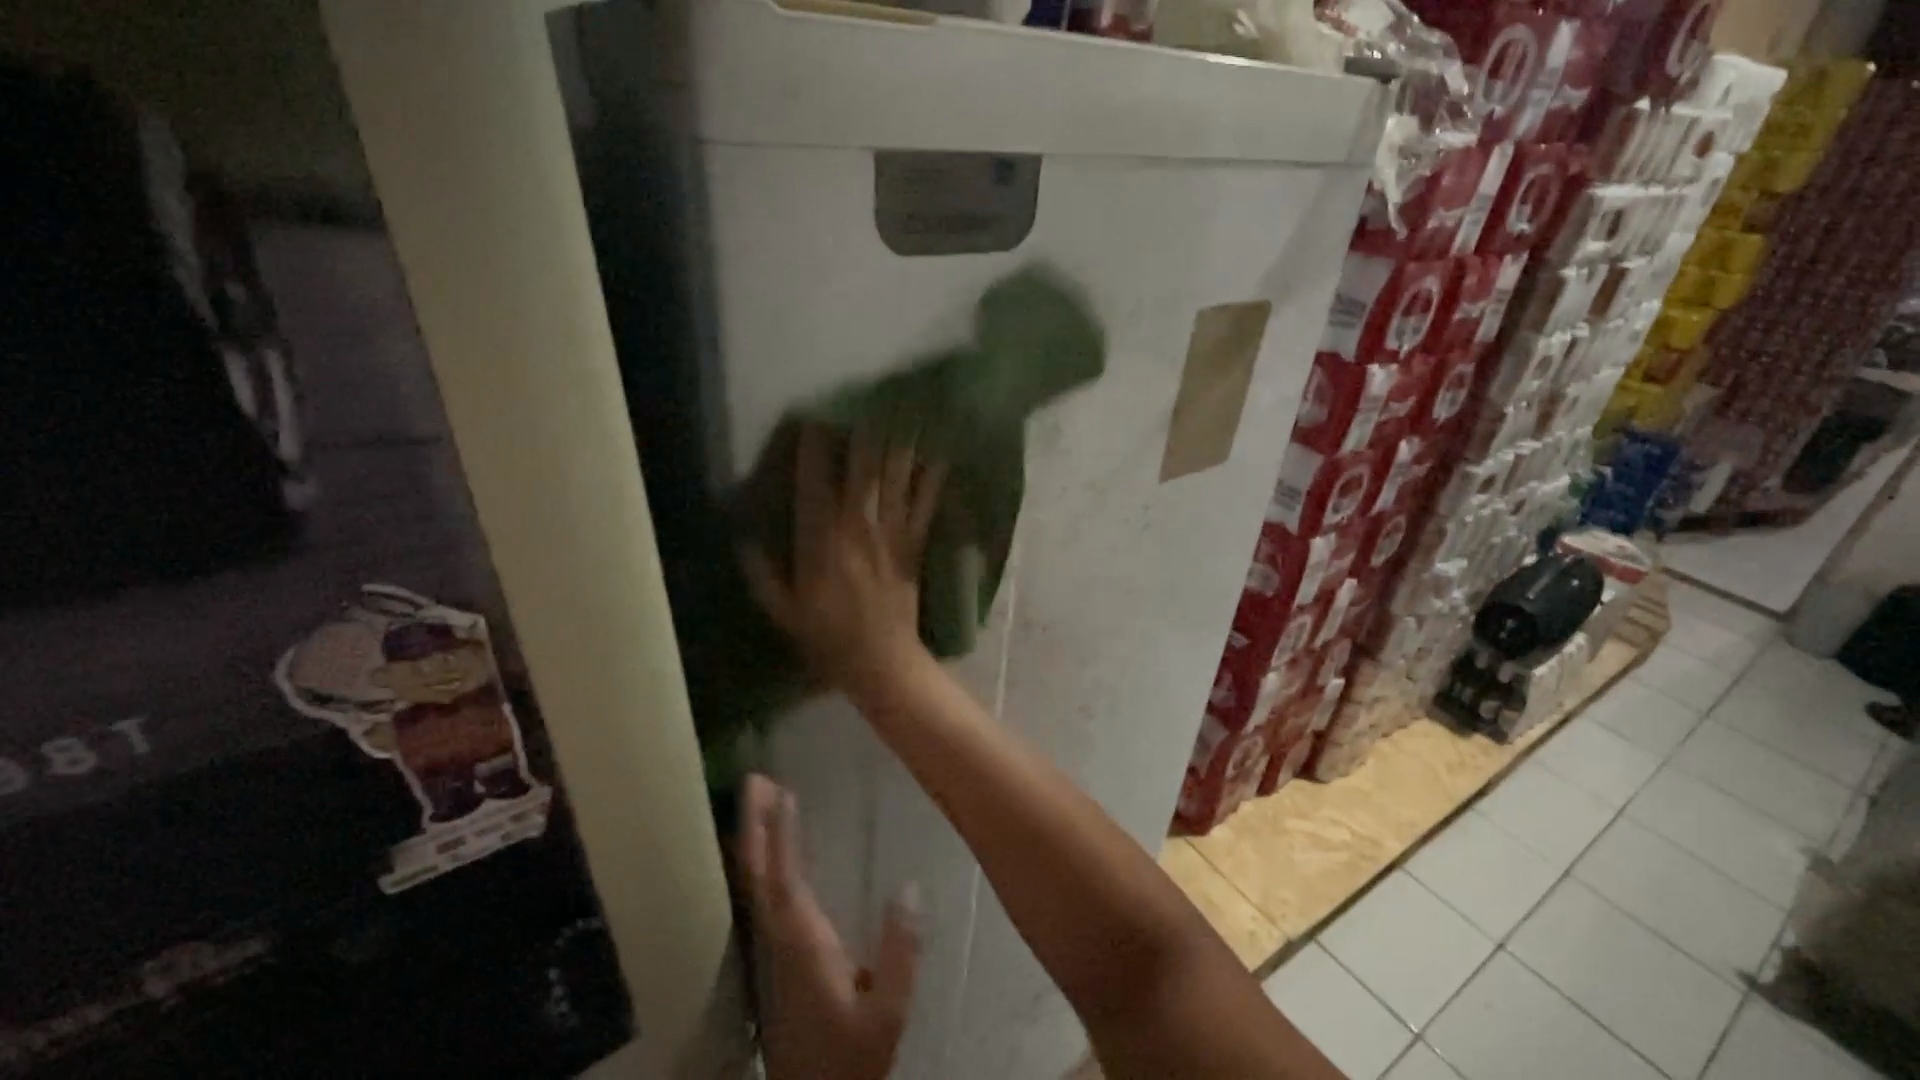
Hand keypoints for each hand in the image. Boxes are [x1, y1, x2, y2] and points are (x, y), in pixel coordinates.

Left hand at [738, 774, 920, 1079]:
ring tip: (760, 802)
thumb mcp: (887, 1010)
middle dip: (755, 826)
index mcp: (804, 944)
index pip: (786, 879)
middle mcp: (779, 939)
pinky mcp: (776, 960)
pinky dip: (762, 867)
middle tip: (756, 779)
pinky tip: (771, 857)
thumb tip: (908, 886)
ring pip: (756, 885)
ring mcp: (773, 950)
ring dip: (756, 840)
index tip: (781, 792)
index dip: (781, 835)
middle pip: (759, 873)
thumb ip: (899, 951)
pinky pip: (763, 899)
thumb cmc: (851, 1056)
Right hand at [742, 422, 946, 693]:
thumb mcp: (782, 609)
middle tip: (867, 392)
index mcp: (819, 538)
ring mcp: (890, 532)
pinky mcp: (914, 543)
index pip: (813, 479)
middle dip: (862, 427)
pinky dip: (932, 476)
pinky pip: (924, 503)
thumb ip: (762, 572)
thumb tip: (744, 539)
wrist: (880, 661)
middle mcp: (856, 525)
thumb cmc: (826, 637)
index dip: (813, 444)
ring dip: (899, 439)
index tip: (812, 413)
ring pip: (895, 476)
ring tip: (905, 406)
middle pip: (860, 466)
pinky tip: (939, 450)